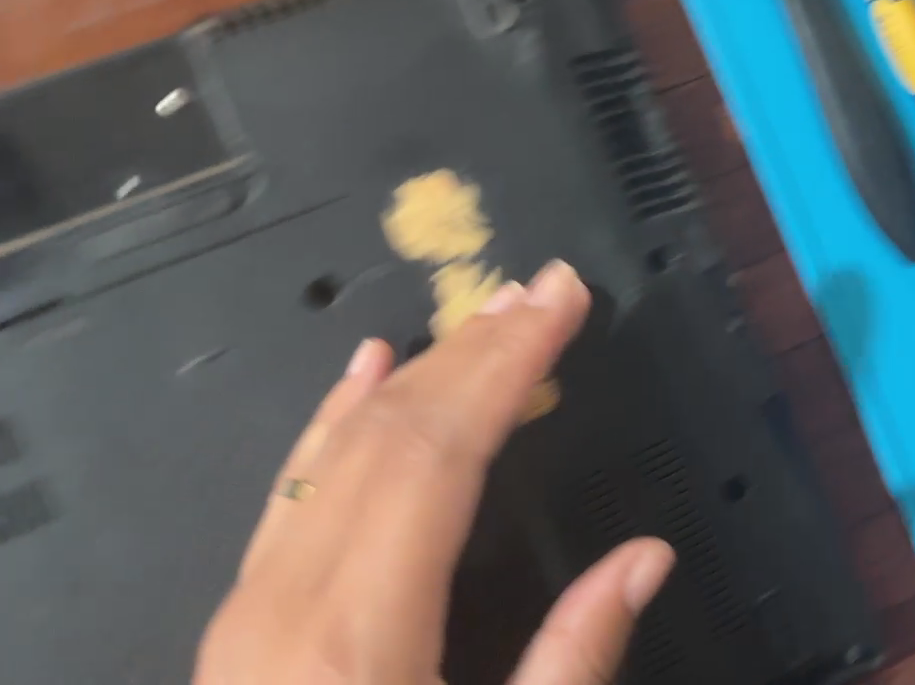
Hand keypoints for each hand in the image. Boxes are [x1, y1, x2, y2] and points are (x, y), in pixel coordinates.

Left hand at [196, 261, 674, 684]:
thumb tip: (650, 555)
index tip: (565, 301)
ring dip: (426, 367)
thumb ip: (572, 659)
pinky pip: (290, 487)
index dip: (511, 361)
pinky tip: (364, 367)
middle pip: (395, 429)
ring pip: (341, 446)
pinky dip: (333, 415)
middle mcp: (291, 598)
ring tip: (490, 314)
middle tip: (547, 286)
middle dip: (481, 345)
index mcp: (359, 628)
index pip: (444, 447)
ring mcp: (252, 606)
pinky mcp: (244, 618)